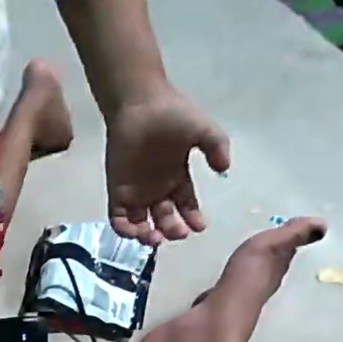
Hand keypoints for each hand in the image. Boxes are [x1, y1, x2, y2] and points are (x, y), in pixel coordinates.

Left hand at [104, 89, 231, 245]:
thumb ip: (215, 146)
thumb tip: (225, 168)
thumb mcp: (201, 129)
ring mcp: (136, 193)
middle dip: (172, 231)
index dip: (192, 219)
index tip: (199, 227)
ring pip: (141, 225)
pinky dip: (126, 230)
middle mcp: (156, 190)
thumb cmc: (171, 114)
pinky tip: (137, 231)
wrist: (140, 104)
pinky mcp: (117, 193)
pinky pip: (119, 219)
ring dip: (148, 236)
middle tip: (177, 233)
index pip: (185, 207)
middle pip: (164, 220)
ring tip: (155, 237)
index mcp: (177, 178)